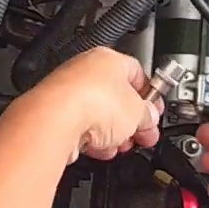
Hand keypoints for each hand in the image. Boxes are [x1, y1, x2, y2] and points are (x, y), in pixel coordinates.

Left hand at [12, 47, 161, 159]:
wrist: (55, 120)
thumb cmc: (92, 103)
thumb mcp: (138, 112)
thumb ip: (148, 115)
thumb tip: (149, 118)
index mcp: (108, 59)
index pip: (136, 73)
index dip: (149, 96)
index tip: (154, 114)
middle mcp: (85, 70)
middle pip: (116, 97)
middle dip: (130, 120)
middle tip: (140, 134)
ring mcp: (67, 92)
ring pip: (96, 115)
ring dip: (111, 134)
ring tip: (118, 145)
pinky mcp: (54, 114)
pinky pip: (79, 127)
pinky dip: (90, 139)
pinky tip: (98, 149)